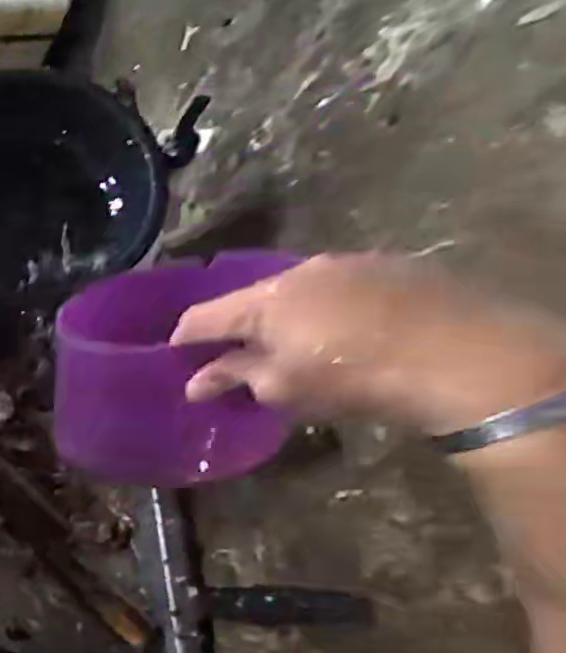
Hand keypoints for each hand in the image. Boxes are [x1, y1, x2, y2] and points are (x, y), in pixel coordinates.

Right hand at [173, 254, 565, 433]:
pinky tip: (341, 335)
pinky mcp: (401, 268)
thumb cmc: (355, 377)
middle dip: (236, 329)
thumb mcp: (280, 387)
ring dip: (285, 317)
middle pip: (249, 300)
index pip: (199, 318)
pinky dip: (327, 310)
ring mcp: (356, 264)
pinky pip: (342, 288)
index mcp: (265, 299)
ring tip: (290, 347)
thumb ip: (233, 377)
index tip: (175, 363)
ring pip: (298, 291)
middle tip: (232, 359)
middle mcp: (304, 271)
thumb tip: (197, 383)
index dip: (181, 342)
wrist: (476, 362)